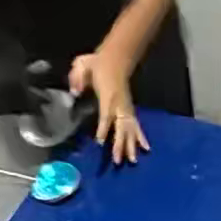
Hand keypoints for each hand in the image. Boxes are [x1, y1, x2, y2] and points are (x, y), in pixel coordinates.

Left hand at [69, 45, 149, 162]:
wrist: (115, 59)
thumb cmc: (97, 63)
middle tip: (117, 160)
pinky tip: (147, 149)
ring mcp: (127, 110)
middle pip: (121, 129)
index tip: (100, 142)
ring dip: (131, 146)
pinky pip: (137, 127)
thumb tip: (74, 92)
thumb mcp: (83, 65)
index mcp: (108, 97)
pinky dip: (142, 138)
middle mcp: (120, 106)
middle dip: (120, 145)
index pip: (106, 116)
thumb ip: (77, 78)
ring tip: (132, 161)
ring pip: (130, 131)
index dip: (103, 129)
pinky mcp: (130, 111)